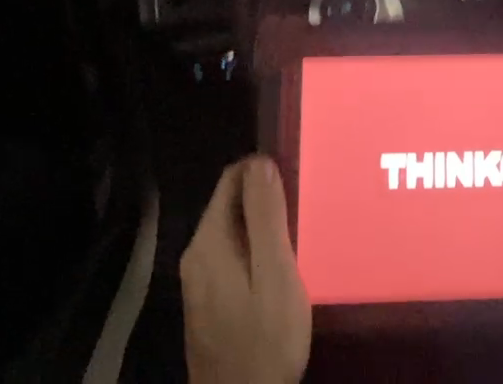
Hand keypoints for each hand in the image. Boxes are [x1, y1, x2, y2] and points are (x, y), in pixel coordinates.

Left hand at [182, 155, 311, 383]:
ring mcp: (199, 281)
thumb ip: (266, 218)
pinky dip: (257, 248)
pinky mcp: (209, 302)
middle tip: (306, 201)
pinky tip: (282, 262)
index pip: (231, 179)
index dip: (263, 168)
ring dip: (263, 222)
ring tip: (301, 227)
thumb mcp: (275, 274)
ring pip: (233, 230)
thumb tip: (260, 162)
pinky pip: (233, 255)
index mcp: (208, 243)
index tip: (298, 171)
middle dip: (265, 195)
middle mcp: (196, 255)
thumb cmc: (265, 340)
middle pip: (230, 203)